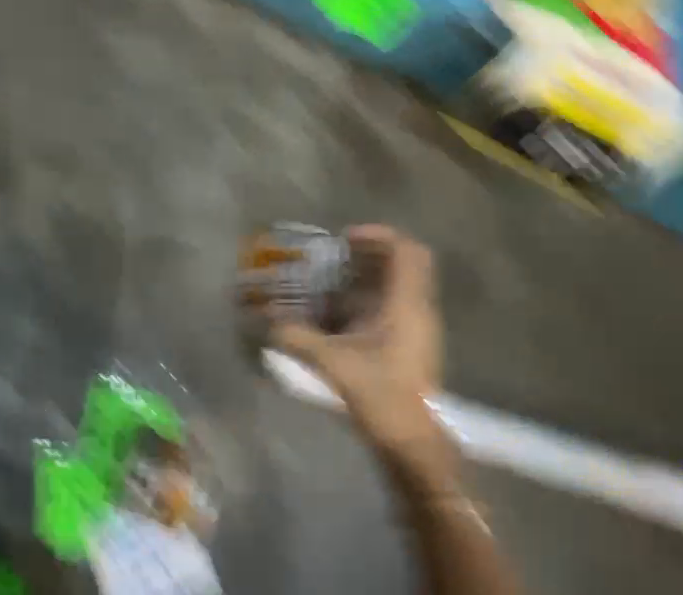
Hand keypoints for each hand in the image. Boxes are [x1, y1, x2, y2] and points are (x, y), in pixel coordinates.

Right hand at [271, 226, 456, 483]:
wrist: (413, 446)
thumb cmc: (381, 395)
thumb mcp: (332, 363)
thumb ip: (296, 336)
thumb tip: (264, 319)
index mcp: (407, 305)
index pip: (408, 251)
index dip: (379, 236)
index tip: (345, 240)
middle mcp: (417, 311)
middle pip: (402, 265)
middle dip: (367, 256)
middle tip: (333, 259)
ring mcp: (417, 331)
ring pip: (396, 288)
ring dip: (366, 280)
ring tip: (328, 286)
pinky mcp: (411, 348)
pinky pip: (391, 309)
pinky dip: (367, 303)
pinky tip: (337, 318)